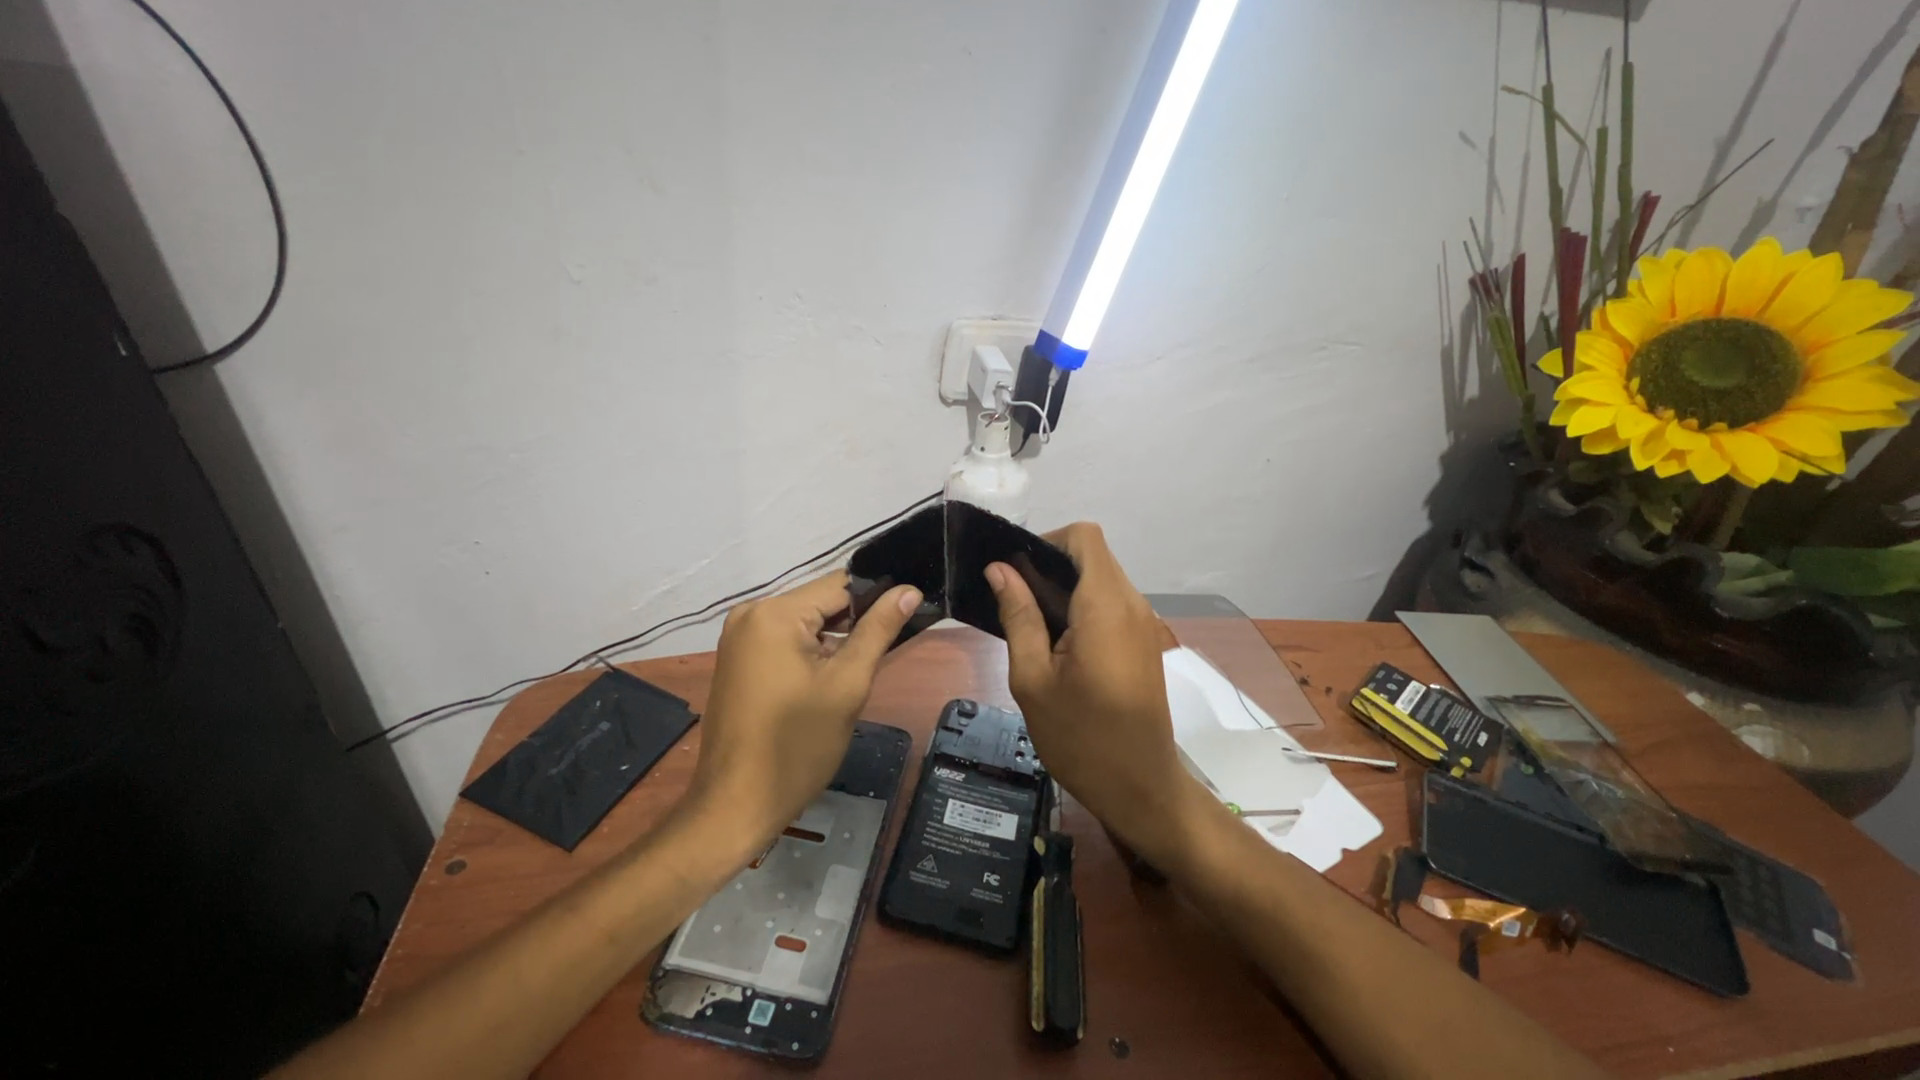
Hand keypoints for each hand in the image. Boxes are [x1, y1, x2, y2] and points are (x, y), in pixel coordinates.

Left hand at [689, 570, 919, 844]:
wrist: (737, 804)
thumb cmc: (797, 746)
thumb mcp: (847, 685)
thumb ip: (878, 631)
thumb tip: (908, 590)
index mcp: (774, 613)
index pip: (841, 584)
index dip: (880, 596)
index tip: (913, 613)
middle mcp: (750, 614)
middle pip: (820, 602)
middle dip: (857, 621)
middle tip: (893, 648)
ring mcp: (739, 638)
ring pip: (805, 623)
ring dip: (835, 640)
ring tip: (866, 667)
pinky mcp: (738, 661)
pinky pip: (785, 642)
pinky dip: (812, 654)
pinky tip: (833, 679)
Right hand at [988, 523, 1205, 866]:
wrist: (1139, 787)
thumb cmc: (1080, 738)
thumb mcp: (1033, 679)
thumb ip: (1018, 617)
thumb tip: (1000, 570)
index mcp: (1106, 607)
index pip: (1084, 537)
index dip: (1047, 541)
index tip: (1015, 572)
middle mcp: (1132, 605)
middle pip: (1092, 557)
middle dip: (1049, 567)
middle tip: (1010, 601)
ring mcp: (1143, 625)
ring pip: (1101, 581)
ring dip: (1064, 591)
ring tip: (1027, 625)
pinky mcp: (1143, 643)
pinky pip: (1110, 606)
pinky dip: (1081, 610)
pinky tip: (1054, 645)